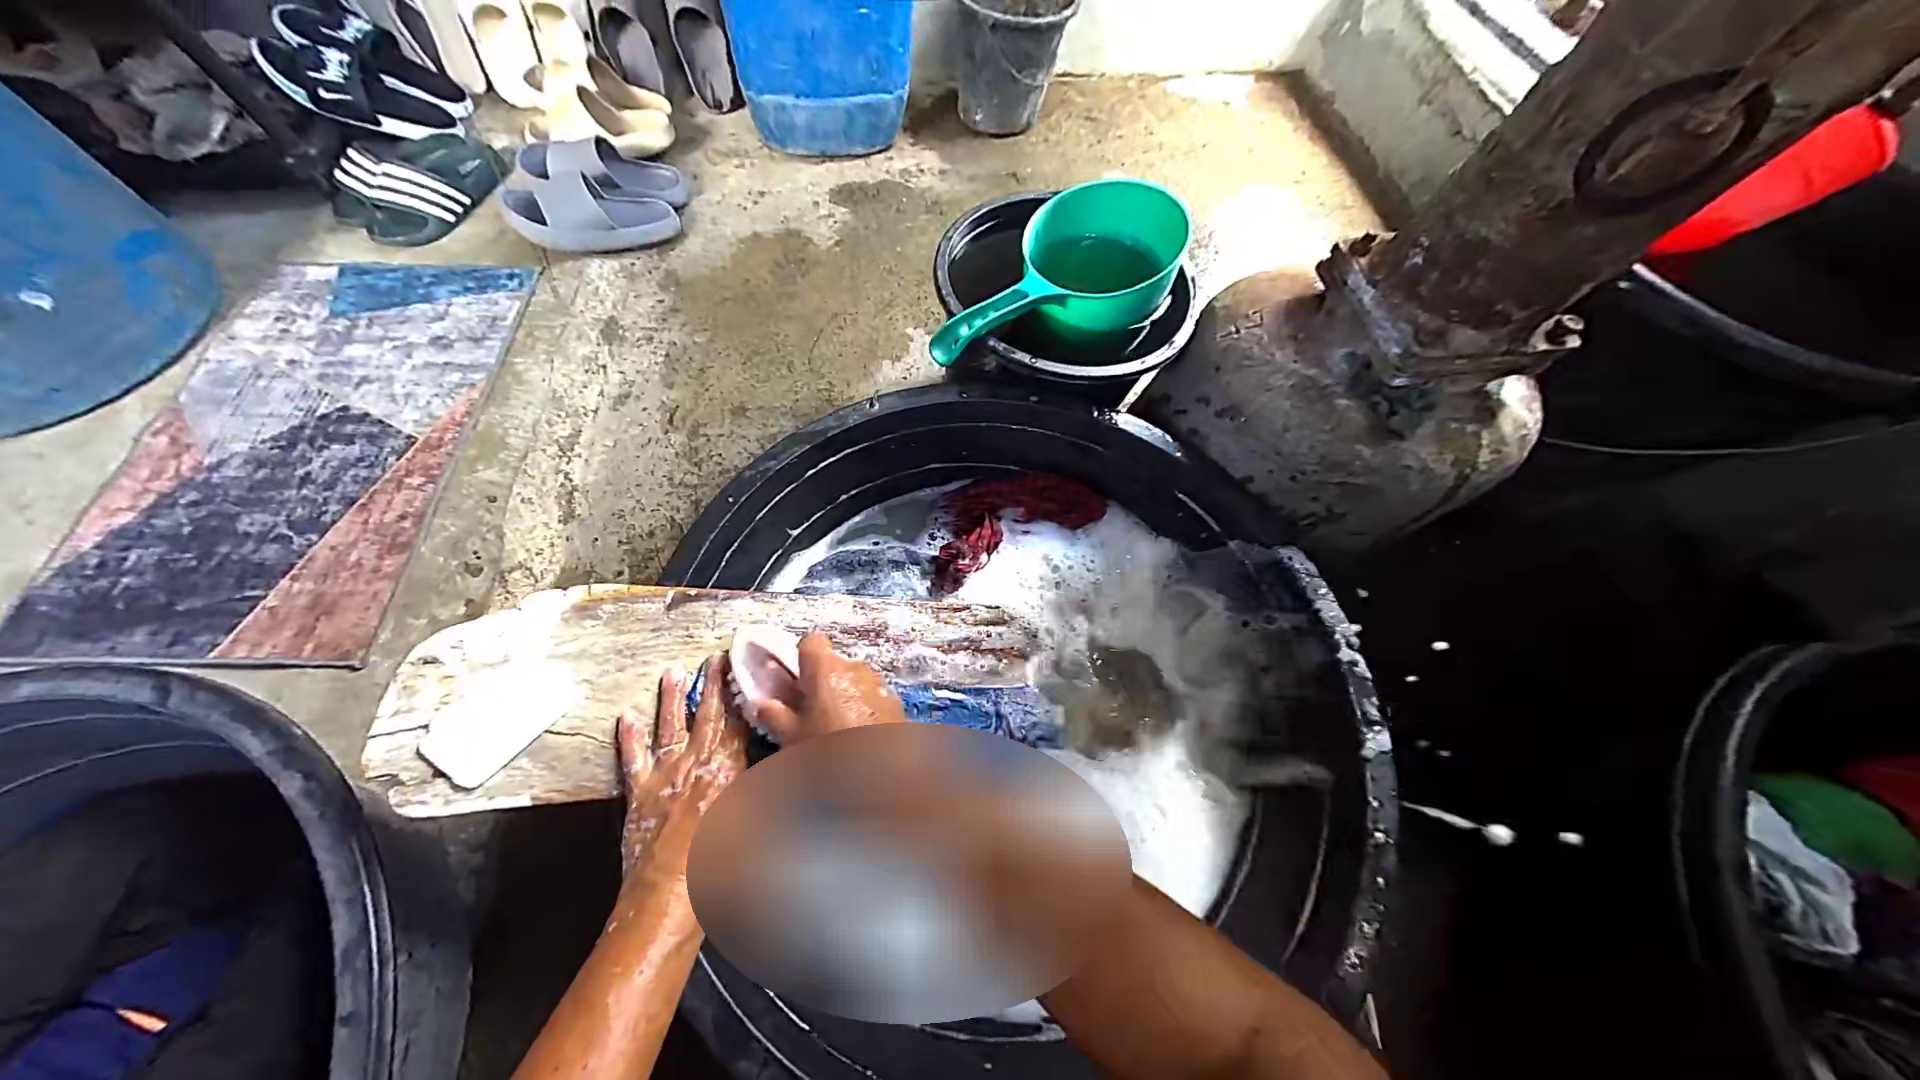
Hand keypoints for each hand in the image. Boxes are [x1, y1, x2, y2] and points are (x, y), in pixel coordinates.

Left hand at [617, 656, 747, 879]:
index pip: (737, 721)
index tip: (743, 670)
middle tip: (713, 659)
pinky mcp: (639, 792)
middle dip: (711, 684)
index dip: (739, 694)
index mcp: (728, 769)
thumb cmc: (720, 862)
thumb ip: (767, 789)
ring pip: (669, 727)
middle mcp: (697, 763)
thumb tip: (784, 767)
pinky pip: (632, 758)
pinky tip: (625, 717)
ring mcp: (665, 775)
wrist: (670, 893)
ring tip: (673, 672)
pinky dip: (628, 737)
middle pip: (706, 715)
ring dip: (670, 699)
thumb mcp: (758, 822)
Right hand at [753, 632, 907, 744]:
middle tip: (811, 711)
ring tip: (836, 727)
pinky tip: (859, 733)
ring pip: (853, 679)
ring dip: (843, 694)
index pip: (810, 641)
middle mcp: (854, 667)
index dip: (801, 657)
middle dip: (821, 681)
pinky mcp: (894, 700)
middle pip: (832, 663)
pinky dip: (863, 707)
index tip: (795, 681)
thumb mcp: (792, 737)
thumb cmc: (830, 750)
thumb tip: (763, 703)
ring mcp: (878, 682)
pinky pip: (871, 694)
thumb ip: (774, 715)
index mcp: (826, 669)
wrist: (883, 772)